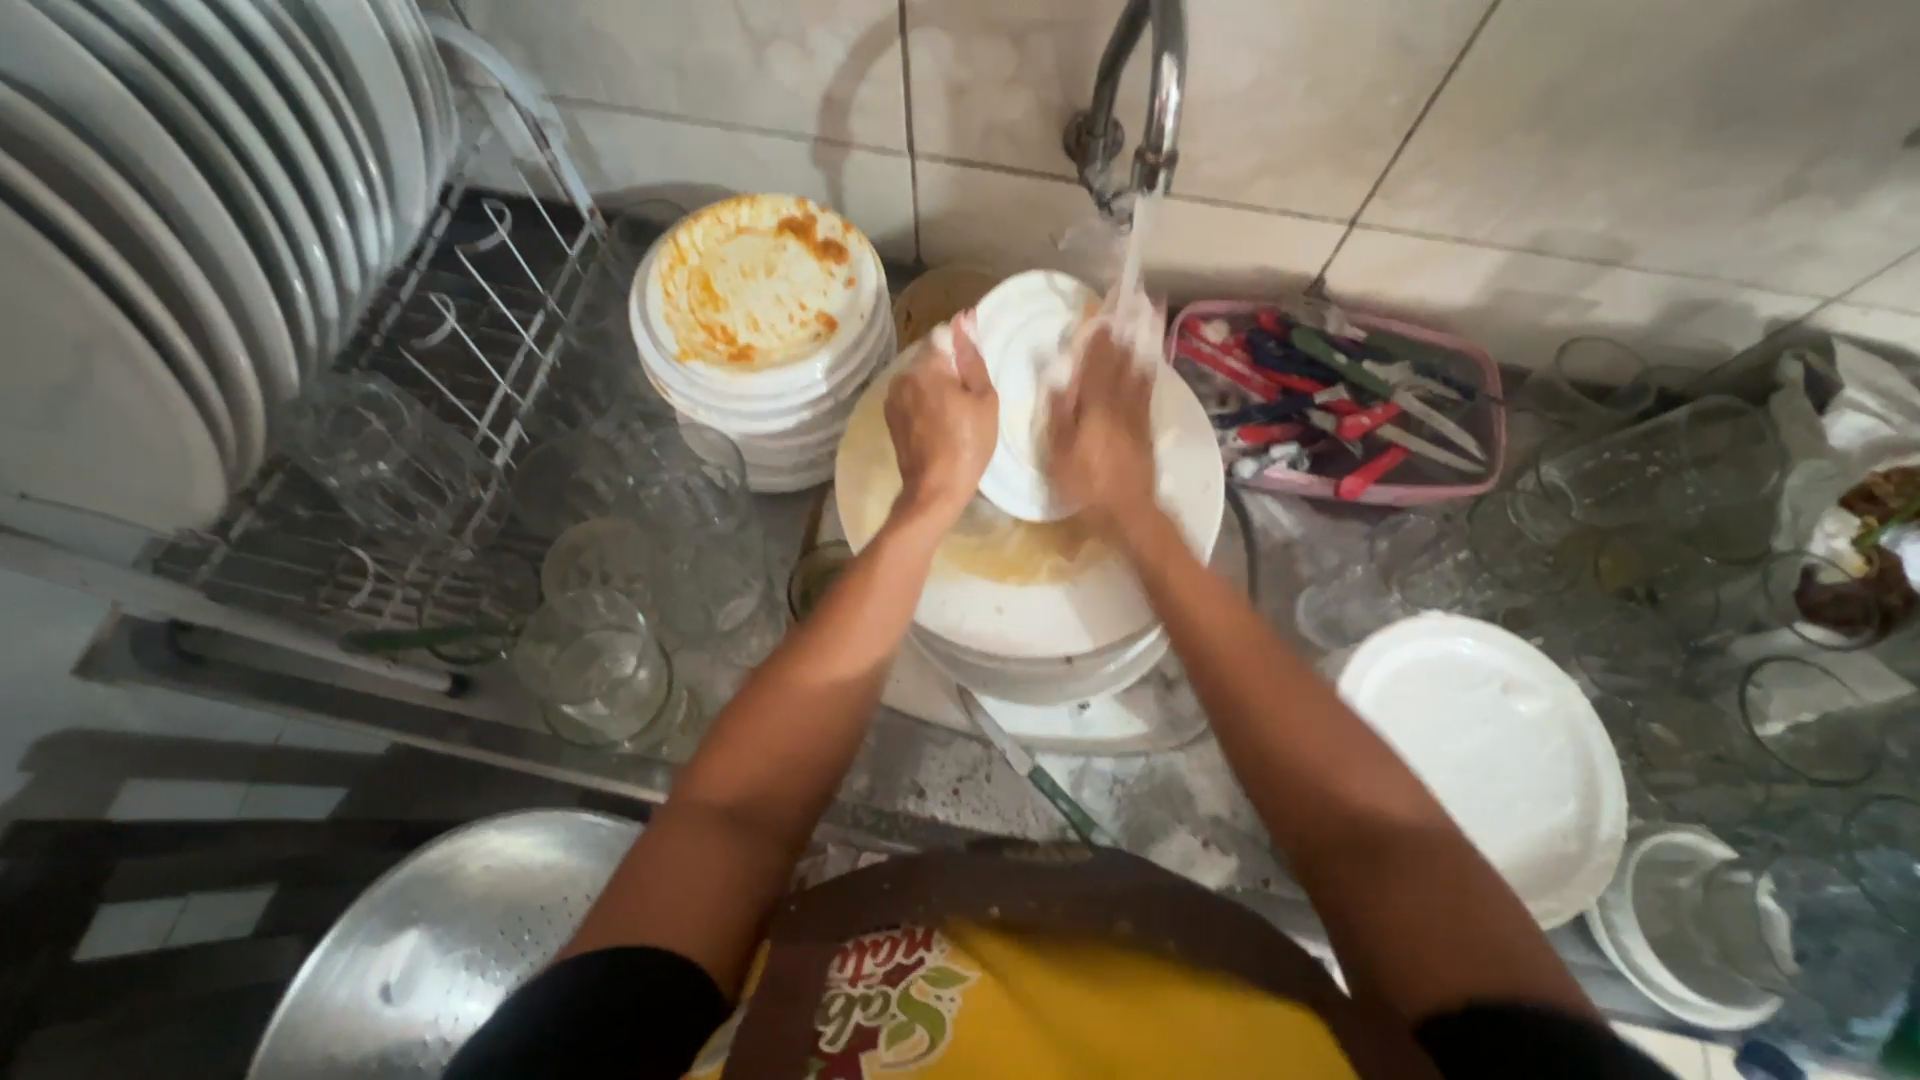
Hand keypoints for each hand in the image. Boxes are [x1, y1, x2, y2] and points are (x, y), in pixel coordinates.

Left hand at [886, 316, 997, 527]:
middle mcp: (903, 375)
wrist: (935, 488)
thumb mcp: (983, 399)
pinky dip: (925, 399)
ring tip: (956, 409)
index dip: (962, 345)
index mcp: (926, 366)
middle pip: (929, 355)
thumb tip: (966, 322)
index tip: (975, 366)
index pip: (944, 334)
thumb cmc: (968, 444)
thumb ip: (973, 358)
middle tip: (970, 393)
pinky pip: (911, 394)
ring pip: (919, 375)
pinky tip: (941, 420)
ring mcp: (892, 396)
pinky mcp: (890, 415)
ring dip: (936, 383)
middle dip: (949, 365)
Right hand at [1047, 325, 1158, 535]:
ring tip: (1142, 327)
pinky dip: (1147, 374)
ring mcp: (1137, 416)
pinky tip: (1148, 367)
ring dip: (1138, 350)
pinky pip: (1147, 392)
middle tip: (1128, 309)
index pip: (1096, 366)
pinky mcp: (1146, 430)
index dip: (1098, 341)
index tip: (1101, 316)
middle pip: (1121, 364)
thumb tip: (1055, 380)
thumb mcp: (1060, 454)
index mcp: (1095, 408)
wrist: (1129, 512)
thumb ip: (1059, 414)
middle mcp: (1120, 405)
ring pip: (1139, 374)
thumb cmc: (1087, 486)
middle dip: (1122, 338)